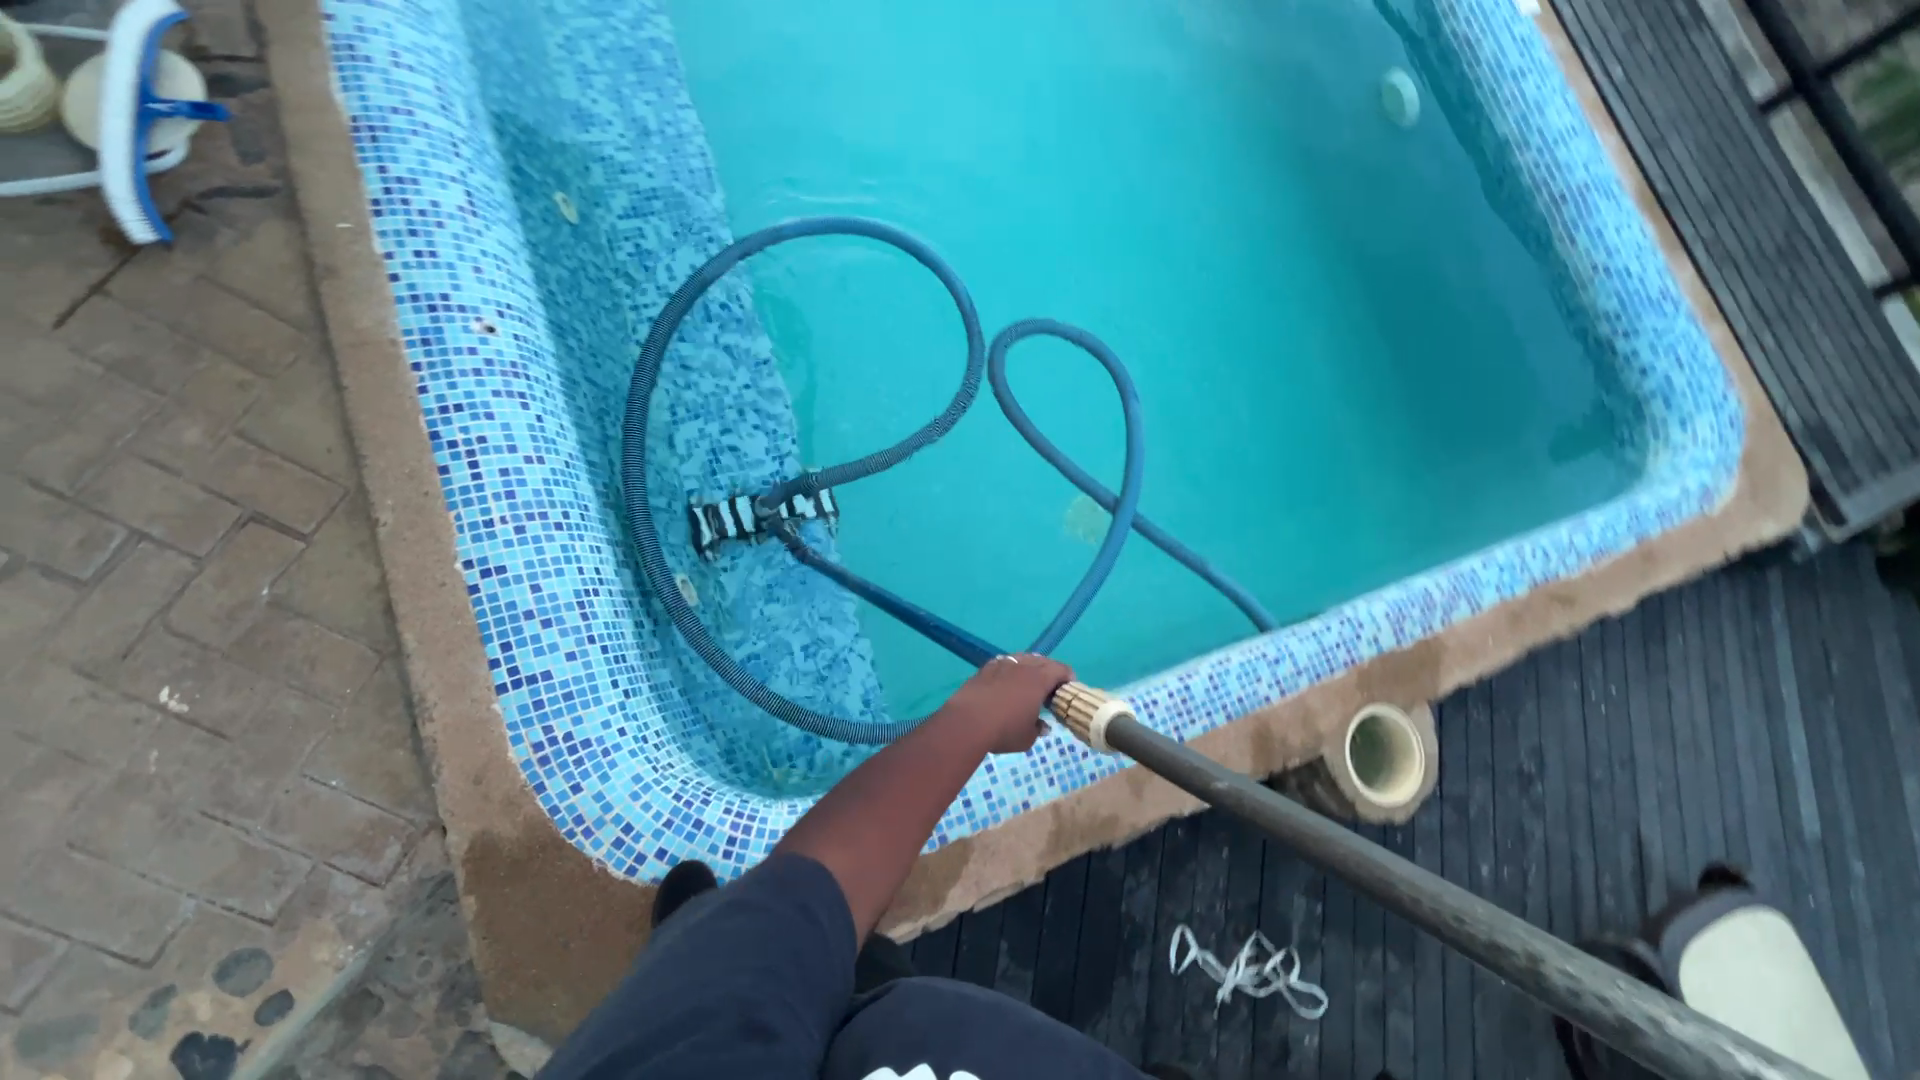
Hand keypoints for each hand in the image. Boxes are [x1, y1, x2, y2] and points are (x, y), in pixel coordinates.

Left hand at [940, 653, 1074, 754]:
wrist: (966, 722)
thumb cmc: (1004, 730)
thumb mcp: (1027, 737)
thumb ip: (1037, 729)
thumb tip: (1043, 726)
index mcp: (1039, 679)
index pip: (1060, 669)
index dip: (1067, 676)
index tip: (1068, 686)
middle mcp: (1022, 666)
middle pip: (1042, 661)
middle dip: (1050, 670)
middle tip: (1050, 686)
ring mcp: (1001, 665)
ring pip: (1021, 658)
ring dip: (1029, 666)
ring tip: (1029, 680)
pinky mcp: (984, 669)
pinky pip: (1003, 663)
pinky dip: (1010, 669)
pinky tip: (1006, 680)